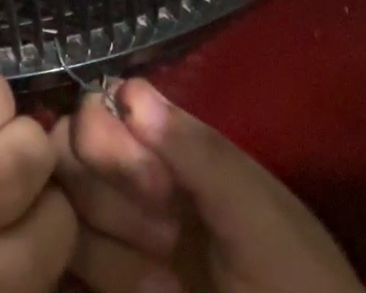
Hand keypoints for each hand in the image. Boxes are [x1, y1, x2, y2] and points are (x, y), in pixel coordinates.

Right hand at [51, 77, 365, 292]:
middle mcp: (141, 190)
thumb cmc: (298, 285)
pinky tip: (153, 292)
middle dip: (104, 192)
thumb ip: (202, 157)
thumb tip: (131, 91)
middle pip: (72, 158)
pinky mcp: (112, 281)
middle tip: (163, 235)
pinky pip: (71, 262)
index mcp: (180, 157)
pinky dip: (100, 273)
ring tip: (169, 282)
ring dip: (110, 250)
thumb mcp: (262, 220)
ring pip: (67, 217)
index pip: (107, 113)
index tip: (152, 180)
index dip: (107, 134)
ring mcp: (124, 244)